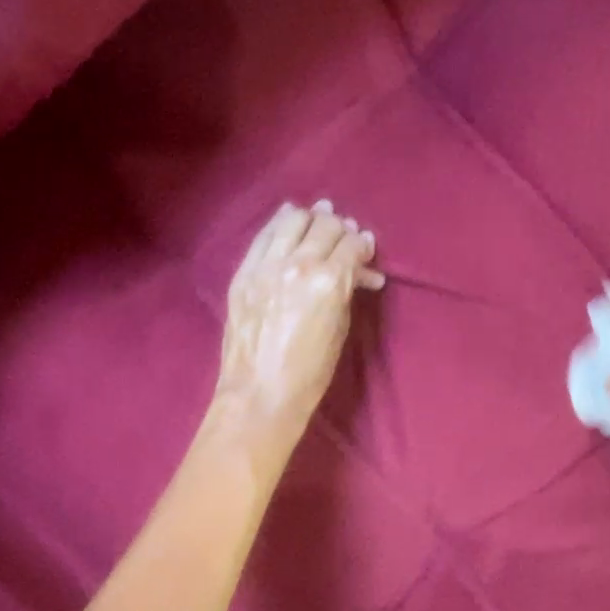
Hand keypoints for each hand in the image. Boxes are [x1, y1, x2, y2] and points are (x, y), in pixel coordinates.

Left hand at [217, 201, 382, 436]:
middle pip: (325, 226)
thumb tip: (357, 271)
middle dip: (341, 229)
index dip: (363, 245)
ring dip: (311, 218)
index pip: (351, 244)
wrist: (259, 394)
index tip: (365, 249)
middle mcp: (297, 264)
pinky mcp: (244, 273)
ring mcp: (265, 266)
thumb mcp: (340, 328)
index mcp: (328, 281)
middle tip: (345, 235)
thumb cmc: (310, 372)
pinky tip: (289, 217)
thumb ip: (346, 291)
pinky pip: (264, 235)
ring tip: (319, 219)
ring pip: (292, 220)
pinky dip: (280, 223)